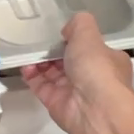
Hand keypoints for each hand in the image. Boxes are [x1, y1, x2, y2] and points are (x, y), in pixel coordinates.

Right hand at [20, 12, 133, 133]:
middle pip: (68, 60)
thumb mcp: (89, 35)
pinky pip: (41, 86)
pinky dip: (32, 75)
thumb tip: (67, 30)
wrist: (94, 109)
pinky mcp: (56, 102)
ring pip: (53, 73)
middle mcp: (92, 76)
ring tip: (28, 51)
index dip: (75, 40)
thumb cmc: (97, 68)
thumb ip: (79, 24)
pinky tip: (25, 65)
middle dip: (54, 51)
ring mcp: (73, 91)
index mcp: (108, 60)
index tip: (60, 33)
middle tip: (40, 41)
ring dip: (40, 62)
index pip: (91, 48)